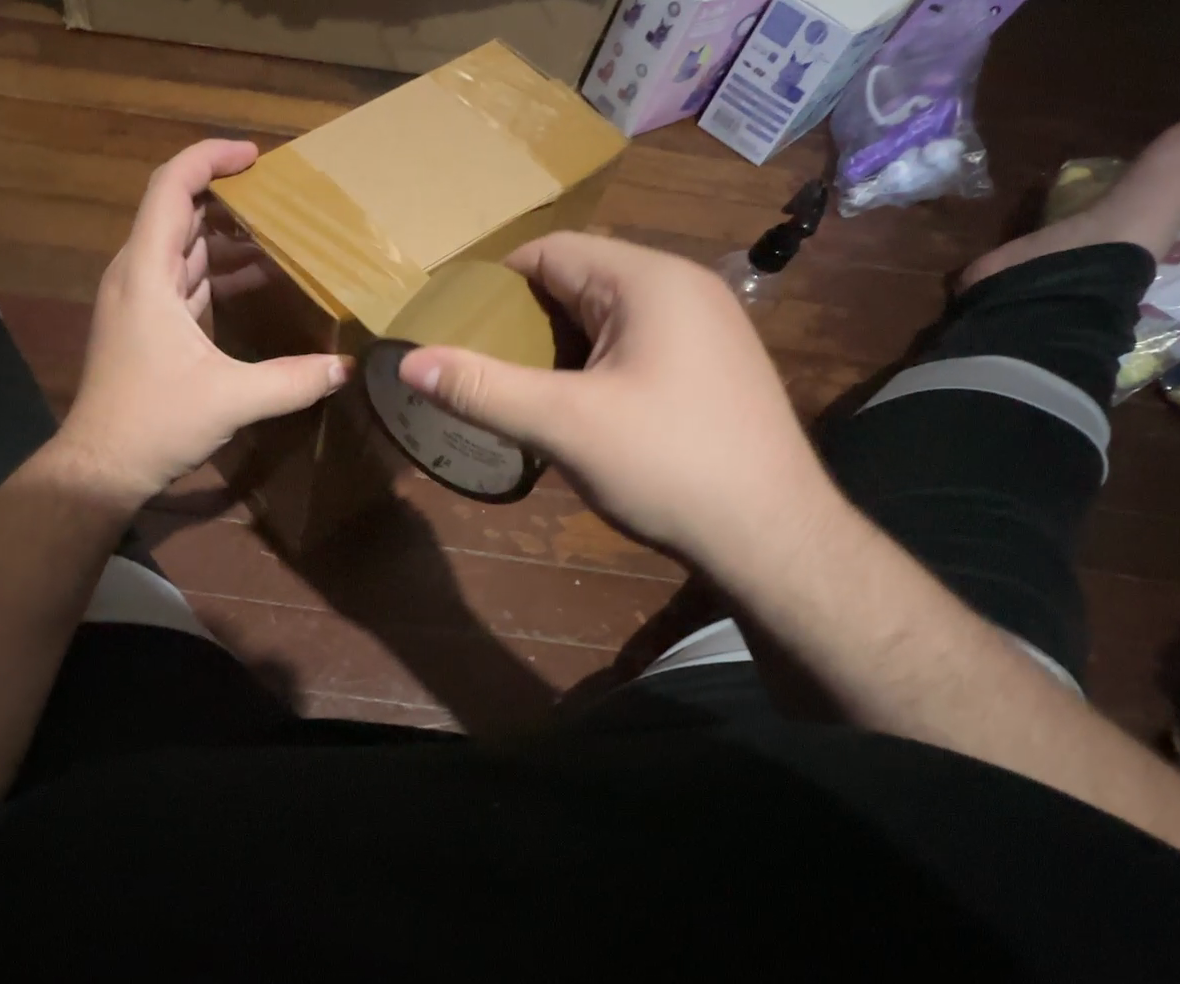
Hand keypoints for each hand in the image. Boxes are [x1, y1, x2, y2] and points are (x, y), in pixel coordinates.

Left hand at [59, 140, 346, 502]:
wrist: (102, 466)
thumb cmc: (155, 423)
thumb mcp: (231, 400)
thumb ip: (292, 381)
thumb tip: (346, 369)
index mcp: (147, 273)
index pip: (171, 187)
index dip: (209, 158)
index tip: (254, 157)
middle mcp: (136, 277)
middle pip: (177, 212)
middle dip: (226, 197)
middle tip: (279, 200)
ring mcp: (136, 303)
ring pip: (179, 249)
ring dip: (222, 238)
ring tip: (276, 236)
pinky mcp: (143, 329)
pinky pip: (180, 282)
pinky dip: (213, 274)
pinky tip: (250, 285)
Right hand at [398, 232, 838, 564]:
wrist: (770, 534)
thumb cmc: (666, 465)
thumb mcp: (563, 424)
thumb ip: (483, 388)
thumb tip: (409, 362)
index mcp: (648, 281)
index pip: (552, 252)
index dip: (494, 284)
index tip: (451, 325)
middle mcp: (681, 289)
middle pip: (578, 282)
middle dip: (522, 321)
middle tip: (474, 367)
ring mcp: (703, 330)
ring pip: (604, 320)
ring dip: (555, 350)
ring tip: (512, 392)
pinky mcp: (709, 369)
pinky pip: (632, 349)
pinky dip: (590, 370)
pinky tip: (569, 412)